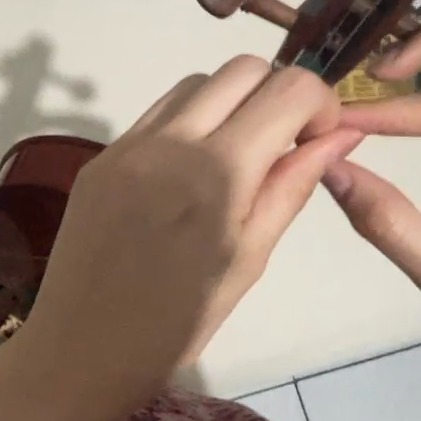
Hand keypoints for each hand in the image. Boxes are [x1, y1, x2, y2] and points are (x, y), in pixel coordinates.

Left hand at [16, 59, 360, 402]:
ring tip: (233, 160)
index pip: (289, 88)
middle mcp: (167, 142)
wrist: (79, 349)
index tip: (318, 143)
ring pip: (192, 86)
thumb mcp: (248, 261)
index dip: (321, 105)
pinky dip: (185, 124)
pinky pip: (152, 117)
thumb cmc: (174, 325)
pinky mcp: (96, 161)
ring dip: (228, 103)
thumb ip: (290, 188)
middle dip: (276, 94)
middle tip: (280, 147)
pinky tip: (186, 173)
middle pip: (240, 70)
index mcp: (216, 171)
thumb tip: (341, 136)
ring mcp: (124, 148)